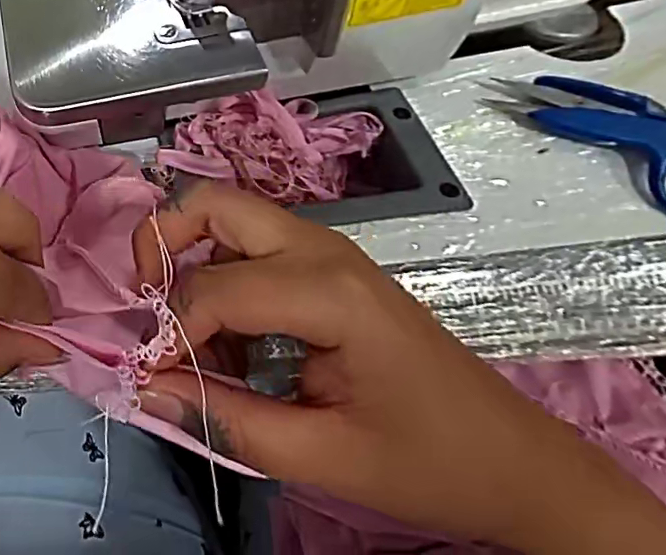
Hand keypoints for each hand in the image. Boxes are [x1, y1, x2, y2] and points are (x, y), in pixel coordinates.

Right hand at [131, 183, 665, 554]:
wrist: (518, 461)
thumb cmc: (430, 462)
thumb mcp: (324, 457)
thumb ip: (226, 418)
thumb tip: (147, 389)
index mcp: (328, 291)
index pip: (216, 287)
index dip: (173, 331)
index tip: (156, 374)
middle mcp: (320, 248)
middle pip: (211, 204)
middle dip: (161, 242)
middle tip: (147, 301)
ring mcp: (323, 247)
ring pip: (224, 214)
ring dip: (187, 257)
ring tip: (186, 328)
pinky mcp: (323, 261)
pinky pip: (246, 243)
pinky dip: (216, 273)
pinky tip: (227, 338)